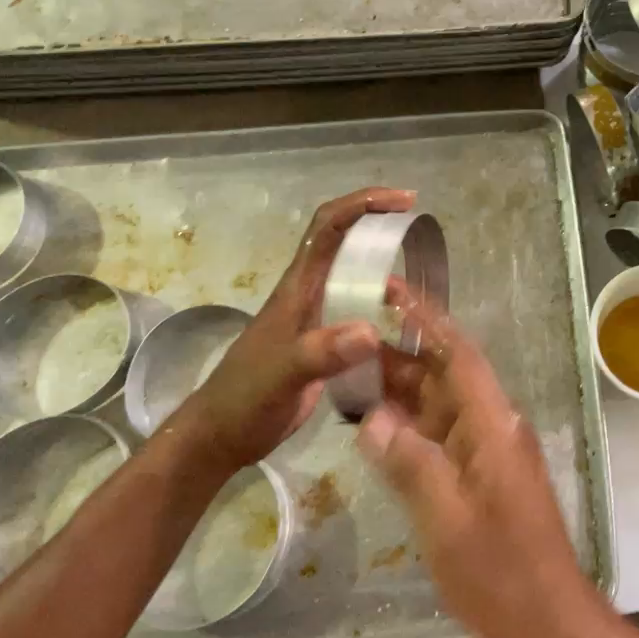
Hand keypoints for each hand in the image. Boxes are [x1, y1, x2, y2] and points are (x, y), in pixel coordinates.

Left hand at [173, 186, 416, 471]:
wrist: (221, 435)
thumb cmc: (246, 398)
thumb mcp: (284, 374)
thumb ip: (322, 352)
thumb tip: (370, 331)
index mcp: (299, 285)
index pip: (329, 225)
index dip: (364, 203)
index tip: (403, 201)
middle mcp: (308, 290)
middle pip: (343, 237)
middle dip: (377, 220)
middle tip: (415, 224)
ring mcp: (315, 314)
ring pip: (351, 270)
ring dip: (381, 257)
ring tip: (417, 266)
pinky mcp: (324, 339)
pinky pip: (357, 304)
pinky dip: (381, 298)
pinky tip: (402, 315)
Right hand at [355, 295, 599, 637]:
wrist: (547, 614)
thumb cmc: (499, 568)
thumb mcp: (446, 519)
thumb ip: (411, 463)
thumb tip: (373, 417)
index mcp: (492, 424)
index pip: (458, 354)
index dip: (426, 318)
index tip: (393, 290)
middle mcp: (493, 425)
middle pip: (446, 375)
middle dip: (402, 353)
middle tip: (350, 336)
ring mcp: (489, 450)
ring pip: (441, 404)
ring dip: (402, 389)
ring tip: (351, 373)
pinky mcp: (482, 474)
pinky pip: (442, 434)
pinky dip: (410, 425)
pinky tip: (376, 427)